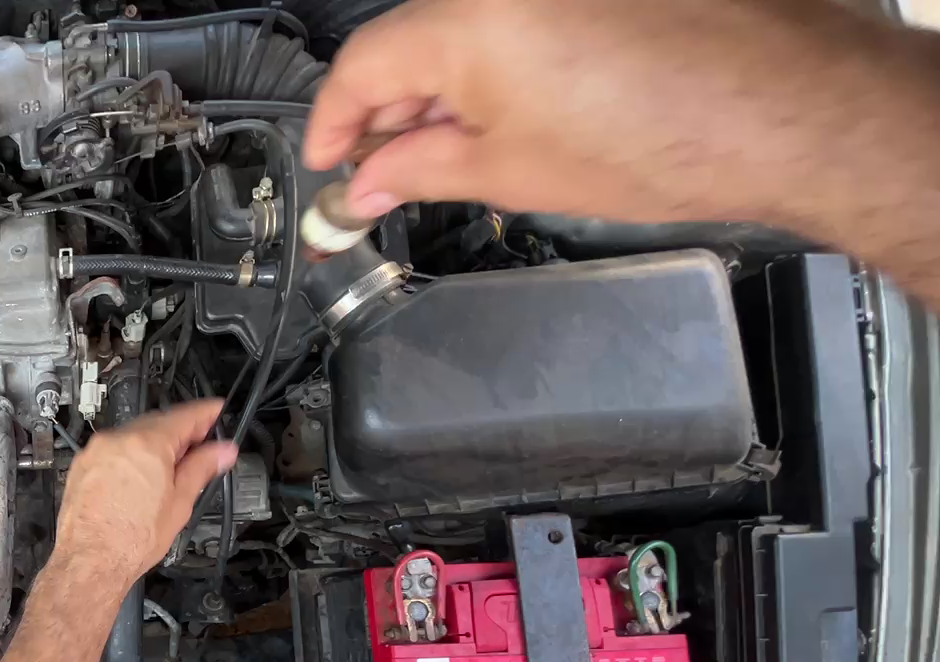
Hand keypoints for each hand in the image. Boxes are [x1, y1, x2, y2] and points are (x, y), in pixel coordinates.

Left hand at [51, 399, 237, 585]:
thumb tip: (221, 452)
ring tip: (171, 470)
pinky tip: (141, 477)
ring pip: (133, 437)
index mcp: (146, 445)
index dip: (206, 413)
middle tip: (200, 446)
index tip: (216, 411)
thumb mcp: (179, 503)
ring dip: (153, 445)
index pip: (184, 416)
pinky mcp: (82, 466)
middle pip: (157, 424)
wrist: (91, 561)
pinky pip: (113, 451)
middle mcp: (116, 441)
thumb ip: (201, 468)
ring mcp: (96, 452)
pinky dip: (130, 457)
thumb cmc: (129, 540)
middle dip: (180, 433)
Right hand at [302, 0, 939, 241]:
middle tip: (374, 172)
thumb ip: (411, 172)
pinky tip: (488, 114)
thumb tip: (364, 185)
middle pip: (405, 41)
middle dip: (381, 112)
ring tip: (436, 152)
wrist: (793, 110)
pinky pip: (508, 14)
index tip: (328, 164)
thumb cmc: (660, 142)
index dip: (331, 123)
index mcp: (475, 22)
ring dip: (430, 91)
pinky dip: (482, 65)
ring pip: (455, 27)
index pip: (361, 65)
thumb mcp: (501, 173)